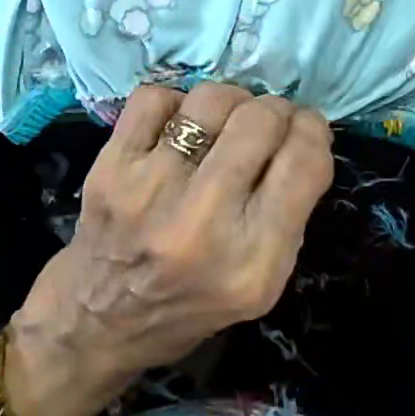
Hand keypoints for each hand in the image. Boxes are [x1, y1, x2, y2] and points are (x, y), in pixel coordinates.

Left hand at [3, 84, 334, 415]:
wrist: (100, 317)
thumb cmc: (189, 305)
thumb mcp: (262, 285)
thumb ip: (289, 214)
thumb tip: (303, 134)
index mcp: (252, 262)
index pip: (304, 163)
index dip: (314, 131)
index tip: (306, 127)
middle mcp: (201, 223)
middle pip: (259, 121)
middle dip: (275, 110)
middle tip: (267, 121)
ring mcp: (149, 190)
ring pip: (210, 99)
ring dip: (230, 100)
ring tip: (224, 120)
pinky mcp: (110, 167)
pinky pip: (155, 98)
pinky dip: (175, 102)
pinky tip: (177, 126)